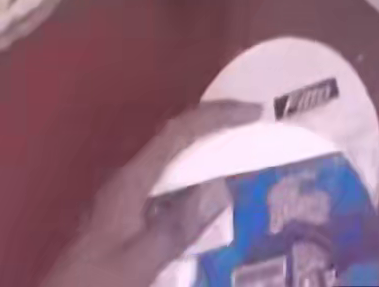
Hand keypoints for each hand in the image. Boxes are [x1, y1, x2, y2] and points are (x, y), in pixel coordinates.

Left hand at [40, 101, 262, 286]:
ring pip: (172, 159)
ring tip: (238, 155)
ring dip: (204, 150)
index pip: (180, 131)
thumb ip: (178, 227)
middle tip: (252, 127)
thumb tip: (222, 184)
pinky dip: (191, 179)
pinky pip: (167, 184)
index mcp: (133, 179)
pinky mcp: (125, 218)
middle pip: (177, 137)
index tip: (253, 112)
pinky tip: (206, 202)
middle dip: (214, 125)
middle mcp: (129, 178)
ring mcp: (125, 197)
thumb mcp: (138, 266)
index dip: (217, 116)